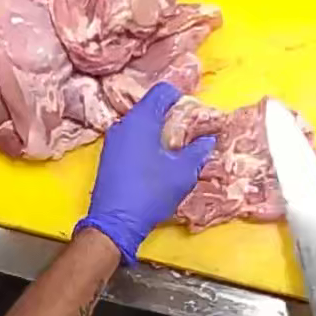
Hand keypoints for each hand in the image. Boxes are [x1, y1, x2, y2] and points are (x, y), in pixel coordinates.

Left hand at [75, 82, 215, 263]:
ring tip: (173, 153)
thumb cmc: (150, 193)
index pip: (163, 91)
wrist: (114, 224)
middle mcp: (122, 125)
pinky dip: (144, 147)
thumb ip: (198, 152)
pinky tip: (155, 166)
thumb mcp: (183, 173)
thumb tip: (207, 140)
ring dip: (157, 135)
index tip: (193, 114)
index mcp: (141, 119)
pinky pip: (129, 143)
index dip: (182, 97)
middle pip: (150, 108)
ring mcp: (111, 143)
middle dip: (170, 118)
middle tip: (187, 135)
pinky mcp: (107, 160)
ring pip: (139, 127)